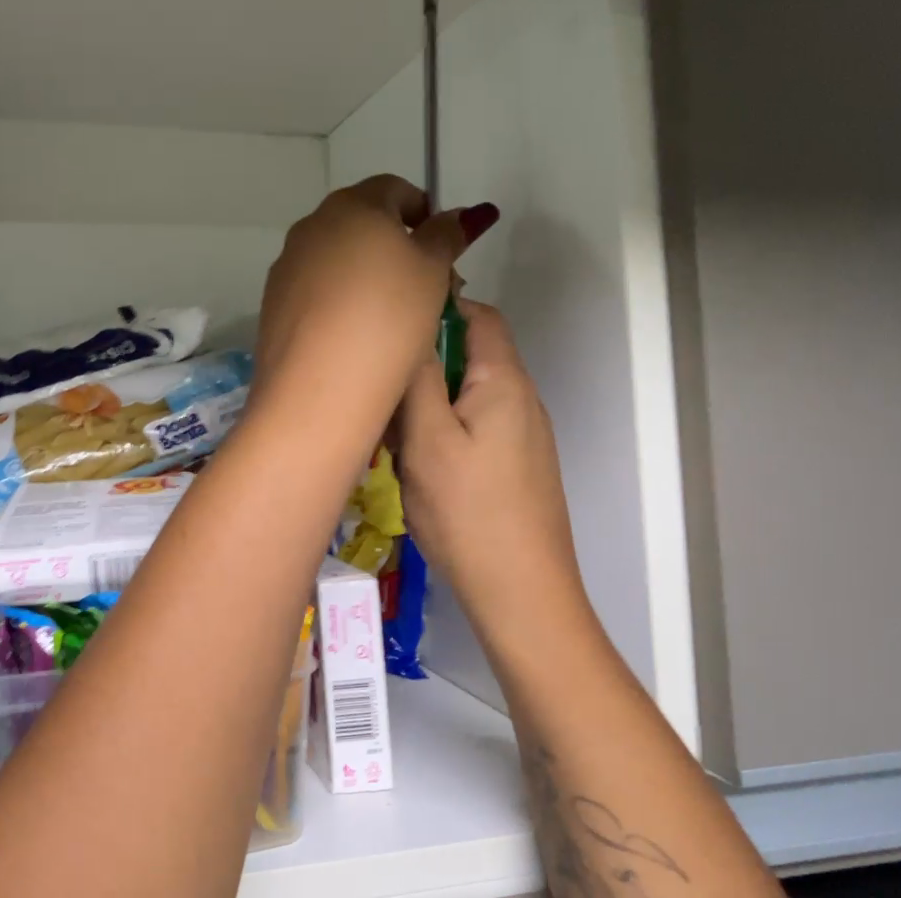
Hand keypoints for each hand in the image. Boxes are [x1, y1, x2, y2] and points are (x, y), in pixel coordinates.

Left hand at [253, 175, 491, 419]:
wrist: (318, 385)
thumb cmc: (389, 317)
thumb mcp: (433, 271)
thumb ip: (446, 235)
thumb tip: (460, 214)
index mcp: (352, 205)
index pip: (393, 189)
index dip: (422, 212)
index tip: (441, 245)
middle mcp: (311, 226)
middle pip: (360, 222)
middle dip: (393, 244)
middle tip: (422, 284)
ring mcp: (286, 265)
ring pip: (335, 257)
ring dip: (363, 273)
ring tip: (390, 315)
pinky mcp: (273, 302)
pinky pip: (314, 289)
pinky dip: (337, 299)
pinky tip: (354, 333)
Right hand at [394, 300, 587, 629]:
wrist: (521, 593)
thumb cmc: (468, 511)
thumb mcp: (427, 439)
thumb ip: (416, 378)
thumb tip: (408, 326)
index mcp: (503, 382)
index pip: (477, 315)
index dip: (436, 307)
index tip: (387, 324)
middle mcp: (519, 399)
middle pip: (467, 356)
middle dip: (419, 367)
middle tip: (379, 396)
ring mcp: (520, 435)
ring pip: (463, 395)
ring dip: (423, 404)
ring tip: (390, 437)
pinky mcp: (513, 466)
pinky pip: (470, 427)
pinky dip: (438, 433)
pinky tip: (414, 467)